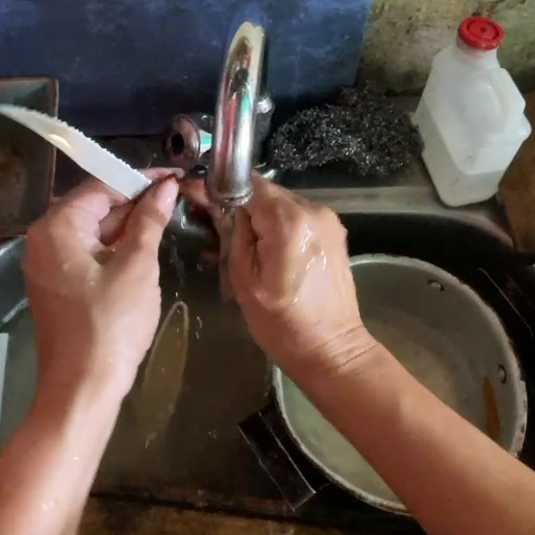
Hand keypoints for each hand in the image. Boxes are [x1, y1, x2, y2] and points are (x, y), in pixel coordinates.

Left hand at [21, 176, 178, 405]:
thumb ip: (149, 222)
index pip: (100, 186)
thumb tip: (165, 188)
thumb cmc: (110, 325)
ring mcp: (47, 264)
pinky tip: (144, 246)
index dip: (139, 179)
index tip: (174, 177)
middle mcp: (43, 240)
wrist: (82, 389)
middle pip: (93, 206)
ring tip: (167, 216)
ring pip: (92, 230)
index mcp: (55, 228)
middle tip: (175, 196)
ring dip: (127, 225)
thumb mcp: (137, 268)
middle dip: (134, 201)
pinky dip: (115, 247)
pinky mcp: (57, 285)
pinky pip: (87, 253)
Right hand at [220, 177, 375, 380]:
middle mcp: (313, 211)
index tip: (200, 198)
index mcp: (289, 222)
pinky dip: (278, 225)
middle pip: (266, 192)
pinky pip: (297, 216)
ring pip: (281, 203)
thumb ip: (232, 233)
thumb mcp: (243, 279)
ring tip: (240, 242)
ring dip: (259, 216)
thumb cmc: (281, 323)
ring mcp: (328, 220)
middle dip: (240, 204)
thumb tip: (219, 203)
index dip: (222, 188)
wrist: (332, 351)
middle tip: (214, 225)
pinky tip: (266, 249)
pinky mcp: (334, 232)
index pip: (248, 183)